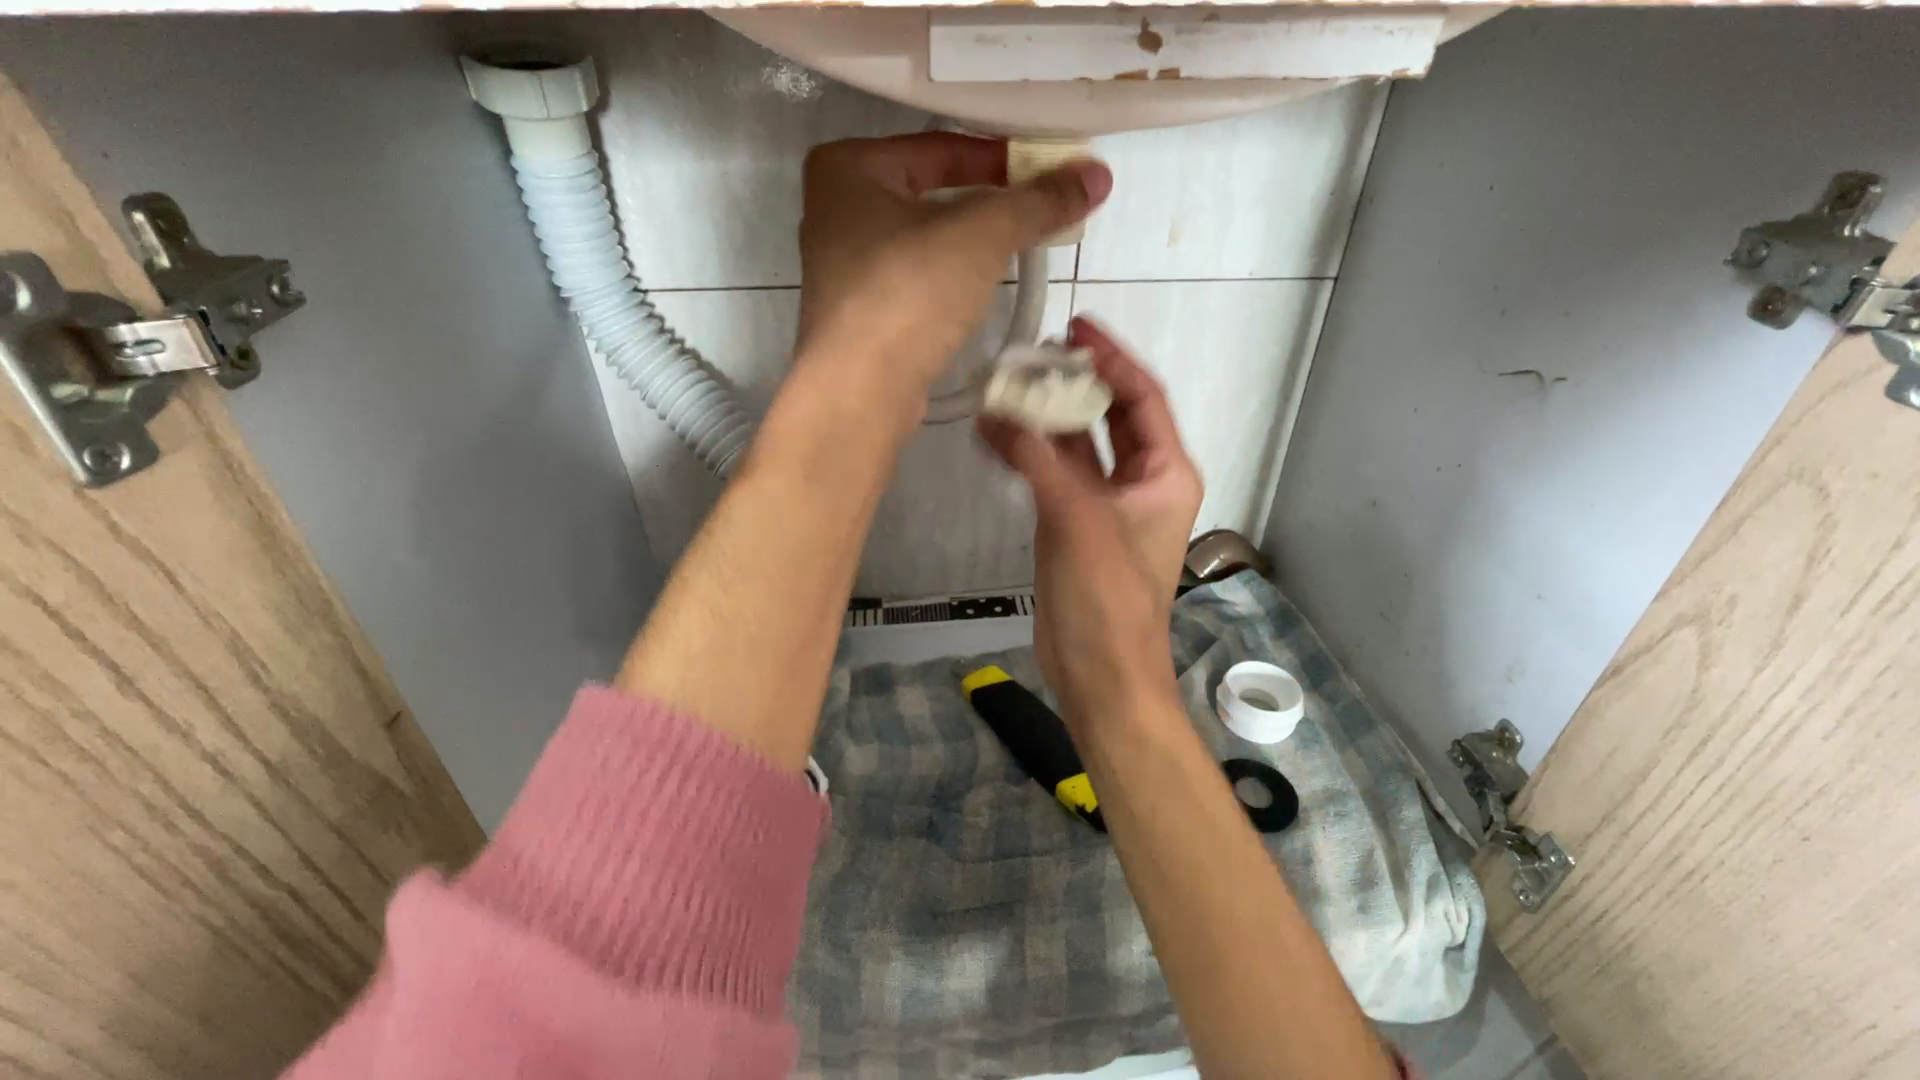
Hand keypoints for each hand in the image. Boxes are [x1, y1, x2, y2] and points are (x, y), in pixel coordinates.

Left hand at [794, 134, 1110, 400]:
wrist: (859, 390)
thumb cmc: (909, 291)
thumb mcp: (982, 235)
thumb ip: (1038, 201)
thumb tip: (1097, 175)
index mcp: (846, 168)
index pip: (940, 148)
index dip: (1002, 158)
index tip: (1048, 171)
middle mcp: (833, 212)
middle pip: (930, 193)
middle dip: (988, 202)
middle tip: (1040, 210)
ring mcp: (842, 268)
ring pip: (922, 240)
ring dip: (971, 242)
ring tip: (1021, 247)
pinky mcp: (857, 316)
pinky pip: (915, 281)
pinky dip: (949, 278)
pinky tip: (981, 289)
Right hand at [978, 317, 1203, 731]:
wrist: (1101, 676)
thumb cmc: (1107, 598)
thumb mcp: (1076, 519)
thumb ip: (1036, 459)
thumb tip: (992, 409)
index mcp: (1166, 474)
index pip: (1142, 398)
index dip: (1111, 358)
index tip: (1075, 325)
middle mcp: (1141, 483)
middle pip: (1110, 416)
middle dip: (1076, 382)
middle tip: (1034, 350)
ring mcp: (1105, 506)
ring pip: (1078, 446)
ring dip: (1047, 418)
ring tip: (1009, 382)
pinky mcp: (1074, 527)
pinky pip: (1053, 476)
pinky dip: (1029, 454)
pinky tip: (995, 434)